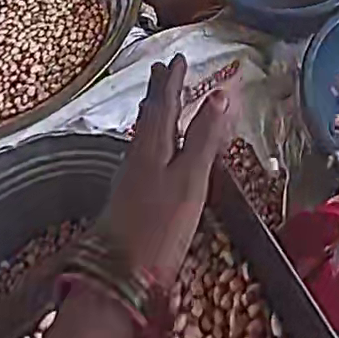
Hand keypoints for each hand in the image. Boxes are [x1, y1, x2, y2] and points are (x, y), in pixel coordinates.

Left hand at [100, 56, 231, 285]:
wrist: (118, 278)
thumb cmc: (160, 225)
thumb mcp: (190, 178)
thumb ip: (204, 137)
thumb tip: (220, 94)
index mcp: (154, 144)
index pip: (165, 103)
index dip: (172, 81)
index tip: (177, 59)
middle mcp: (139, 154)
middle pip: (149, 114)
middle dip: (157, 91)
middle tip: (160, 68)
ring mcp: (131, 175)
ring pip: (143, 131)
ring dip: (152, 110)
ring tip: (155, 98)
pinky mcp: (129, 195)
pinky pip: (142, 149)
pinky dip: (150, 134)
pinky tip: (150, 147)